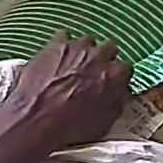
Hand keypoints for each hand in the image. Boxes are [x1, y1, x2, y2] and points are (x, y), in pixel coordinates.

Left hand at [0, 32, 131, 159]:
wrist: (37, 118)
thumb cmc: (71, 126)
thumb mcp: (104, 124)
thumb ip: (116, 102)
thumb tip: (120, 93)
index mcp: (116, 74)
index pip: (125, 69)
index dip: (115, 78)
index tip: (108, 84)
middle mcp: (100, 55)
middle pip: (108, 49)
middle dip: (102, 60)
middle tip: (90, 74)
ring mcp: (77, 47)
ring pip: (87, 41)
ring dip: (83, 51)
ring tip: (72, 66)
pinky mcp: (55, 44)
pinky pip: (63, 36)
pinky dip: (61, 46)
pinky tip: (55, 58)